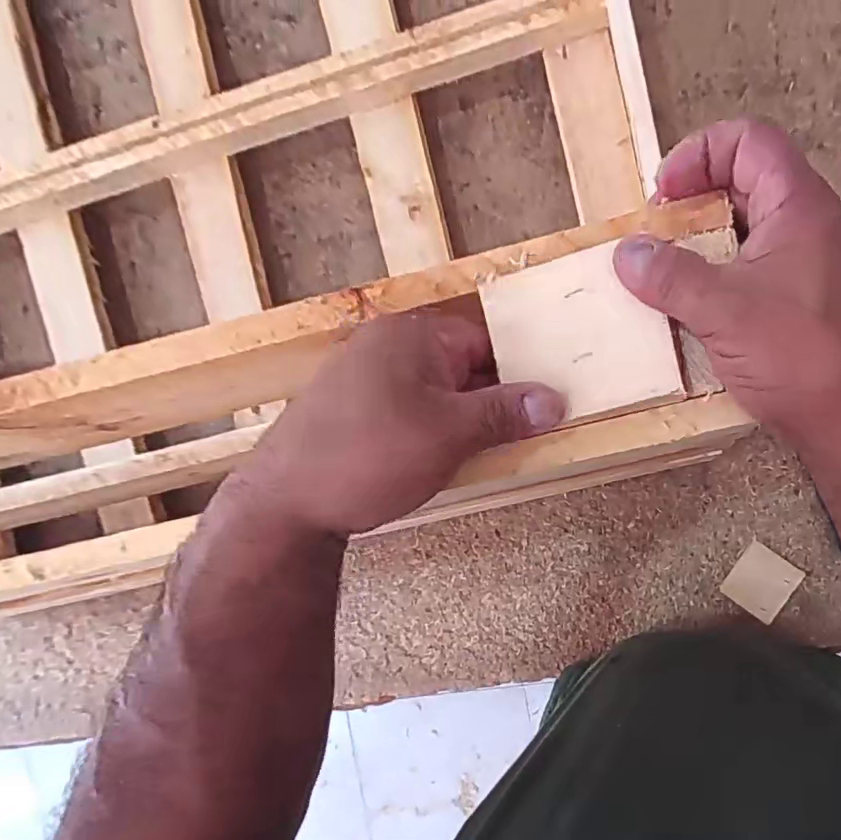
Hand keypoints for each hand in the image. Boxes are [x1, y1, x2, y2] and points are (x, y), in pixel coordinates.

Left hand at [223, 313, 565, 537]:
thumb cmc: (370, 456)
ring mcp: (365, 378)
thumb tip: (553, 400)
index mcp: (412, 335)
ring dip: (463, 422)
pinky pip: (410, 411)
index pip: (485, 342)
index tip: (539, 410)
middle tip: (518, 438)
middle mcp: (386, 346)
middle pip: (461, 367)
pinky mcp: (353, 411)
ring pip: (436, 393)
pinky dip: (432, 432)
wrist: (287, 502)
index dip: (517, 375)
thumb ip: (505, 413)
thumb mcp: (451, 433)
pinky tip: (440, 462)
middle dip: (491, 402)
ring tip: (481, 454)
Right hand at [613, 119, 840, 447]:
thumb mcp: (723, 310)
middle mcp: (802, 223)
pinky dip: (711, 271)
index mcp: (797, 205)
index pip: (747, 140)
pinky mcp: (789, 296)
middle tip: (655, 232)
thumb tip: (625, 253)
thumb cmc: (791, 355)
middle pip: (742, 179)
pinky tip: (685, 300)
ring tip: (662, 267)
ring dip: (698, 239)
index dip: (698, 154)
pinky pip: (743, 264)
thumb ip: (671, 276)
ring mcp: (798, 261)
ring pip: (740, 226)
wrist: (835, 417)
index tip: (663, 196)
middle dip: (691, 198)